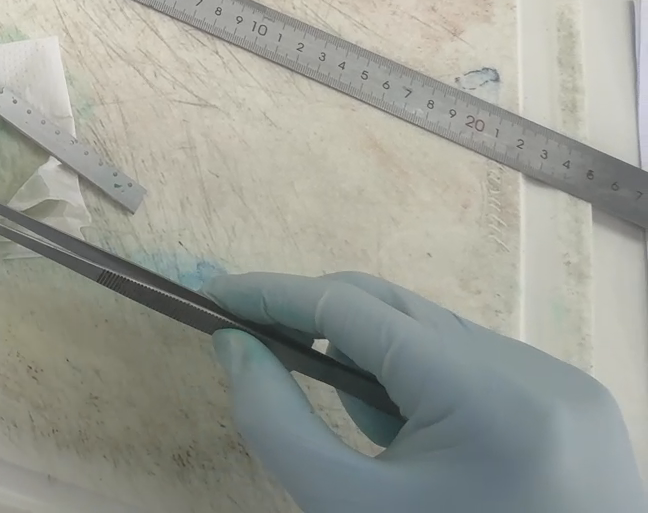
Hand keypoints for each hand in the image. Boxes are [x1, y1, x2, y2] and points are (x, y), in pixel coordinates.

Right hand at [207, 271, 645, 512]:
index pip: (344, 305)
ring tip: (360, 421)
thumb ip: (271, 416)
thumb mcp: (341, 504)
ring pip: (418, 325)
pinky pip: (460, 353)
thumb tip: (233, 341)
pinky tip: (410, 430)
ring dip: (362, 350)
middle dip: (311, 320)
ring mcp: (564, 386)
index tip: (210, 298)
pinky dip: (411, 371)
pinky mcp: (574, 404)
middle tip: (259, 349)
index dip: (267, 293)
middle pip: (383, 303)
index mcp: (487, 397)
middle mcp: (535, 374)